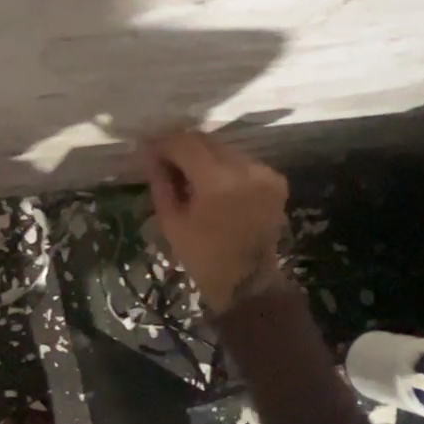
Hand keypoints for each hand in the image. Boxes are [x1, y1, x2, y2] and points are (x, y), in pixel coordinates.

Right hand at [139, 130, 289, 311]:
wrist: (248, 282)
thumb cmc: (203, 257)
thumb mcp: (171, 221)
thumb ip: (160, 182)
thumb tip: (148, 153)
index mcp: (218, 182)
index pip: (186, 143)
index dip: (164, 143)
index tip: (148, 149)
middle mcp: (246, 169)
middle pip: (207, 141)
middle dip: (183, 148)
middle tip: (165, 162)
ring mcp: (264, 173)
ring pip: (224, 149)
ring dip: (204, 157)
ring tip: (189, 176)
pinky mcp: (275, 180)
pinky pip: (241, 162)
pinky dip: (224, 168)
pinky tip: (214, 185)